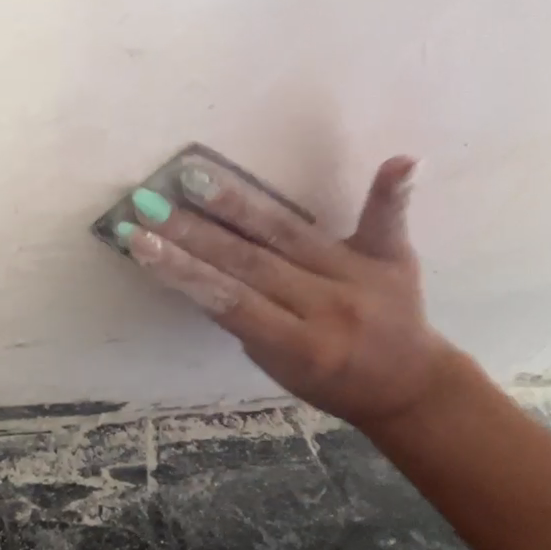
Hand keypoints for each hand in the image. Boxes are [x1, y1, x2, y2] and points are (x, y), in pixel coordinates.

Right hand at [117, 155, 461, 425]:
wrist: (412, 389)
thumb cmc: (329, 382)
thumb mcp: (276, 367)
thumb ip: (245, 320)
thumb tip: (203, 273)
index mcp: (297, 344)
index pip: (227, 298)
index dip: (180, 269)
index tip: (138, 240)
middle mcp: (328, 307)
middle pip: (248, 261)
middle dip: (191, 233)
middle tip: (148, 205)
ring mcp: (362, 278)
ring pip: (288, 233)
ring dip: (238, 204)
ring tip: (196, 179)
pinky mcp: (394, 258)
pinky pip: (387, 222)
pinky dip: (391, 192)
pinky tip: (400, 160)